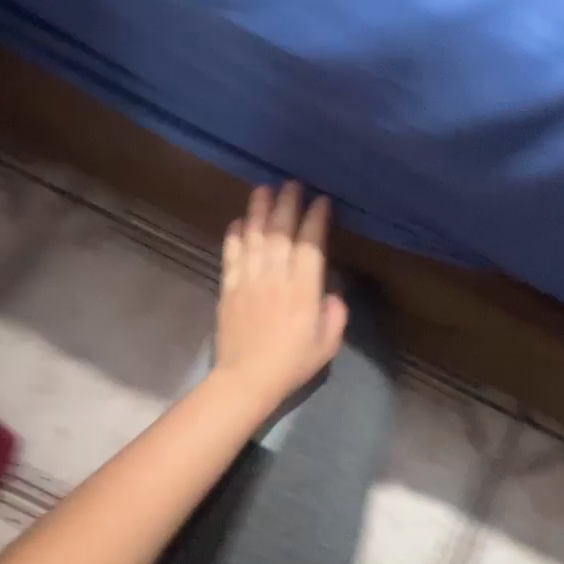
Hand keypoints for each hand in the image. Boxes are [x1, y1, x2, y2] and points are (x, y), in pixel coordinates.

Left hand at [214, 182, 347, 401]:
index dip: (316, 219)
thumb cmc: (292, 363)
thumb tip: (331, 292)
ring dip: (258, 211)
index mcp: (304, 289)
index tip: (321, 201)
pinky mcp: (229, 288)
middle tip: (292, 184)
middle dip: (287, 204)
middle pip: (281, 232)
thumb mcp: (328, 343)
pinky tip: (238, 222)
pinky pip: (231, 255)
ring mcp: (249, 280)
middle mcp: (276, 277)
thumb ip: (334, 313)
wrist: (246, 379)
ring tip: (263, 189)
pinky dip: (234, 236)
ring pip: (254, 237)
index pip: (310, 244)